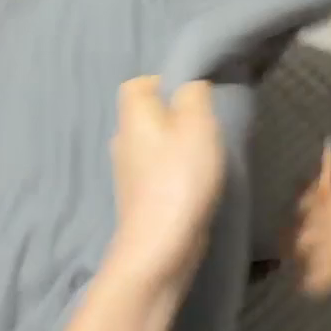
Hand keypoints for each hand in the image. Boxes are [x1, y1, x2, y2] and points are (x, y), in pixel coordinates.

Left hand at [105, 76, 225, 293]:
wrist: (160, 246)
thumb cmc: (180, 176)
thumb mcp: (197, 123)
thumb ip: (193, 94)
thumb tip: (188, 86)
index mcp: (131, 115)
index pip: (137, 84)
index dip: (164, 84)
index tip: (196, 99)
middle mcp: (122, 138)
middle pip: (148, 115)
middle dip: (176, 118)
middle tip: (208, 130)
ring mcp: (127, 171)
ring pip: (154, 145)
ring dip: (178, 149)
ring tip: (207, 159)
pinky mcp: (138, 198)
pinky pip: (158, 173)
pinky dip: (175, 174)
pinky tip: (197, 186)